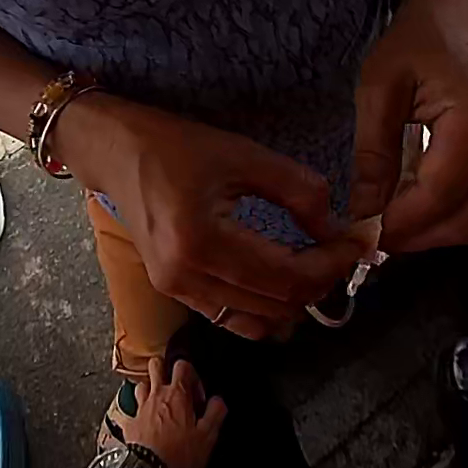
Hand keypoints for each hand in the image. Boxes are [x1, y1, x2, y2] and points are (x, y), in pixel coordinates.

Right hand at [57, 94, 368, 339]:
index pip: (287, 277)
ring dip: (290, 301)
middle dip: (317, 282)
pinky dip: (260, 305)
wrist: (113, 152)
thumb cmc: (172, 145)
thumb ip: (298, 190)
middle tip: (335, 249)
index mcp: (200, 241)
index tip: (354, 242)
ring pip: (255, 321)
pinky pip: (229, 315)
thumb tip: (335, 229)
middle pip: (276, 306)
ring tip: (307, 264)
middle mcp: (184, 277)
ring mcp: (173, 288)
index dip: (331, 264)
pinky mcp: (169, 287)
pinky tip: (272, 275)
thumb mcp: (241, 154)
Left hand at [123, 359, 226, 467]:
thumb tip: (218, 400)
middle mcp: (156, 395)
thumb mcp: (207, 437)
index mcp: (177, 395)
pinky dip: (138, 411)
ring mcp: (141, 406)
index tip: (198, 395)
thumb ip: (215, 414)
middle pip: (156, 365)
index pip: (182, 366)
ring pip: (142, 383)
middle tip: (175, 387)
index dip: (192, 375)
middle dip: (165, 369)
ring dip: (150, 388)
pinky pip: (131, 408)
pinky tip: (144, 420)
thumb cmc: (178, 455)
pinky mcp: (130, 421)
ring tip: (161, 402)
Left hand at [352, 0, 467, 252]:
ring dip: (428, 232)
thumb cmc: (410, 47)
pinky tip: (402, 210)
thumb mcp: (376, 93)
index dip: (401, 223)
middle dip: (416, 237)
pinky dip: (440, 215)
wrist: (449, 20)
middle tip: (366, 241)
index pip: (441, 192)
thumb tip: (363, 211)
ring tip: (379, 228)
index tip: (362, 238)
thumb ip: (373, 154)